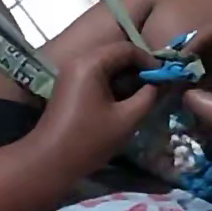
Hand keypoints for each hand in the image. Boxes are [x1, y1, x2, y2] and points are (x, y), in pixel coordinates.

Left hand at [33, 41, 160, 173]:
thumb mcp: (126, 119)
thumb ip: (148, 96)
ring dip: (126, 76)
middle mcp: (79, 61)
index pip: (127, 48)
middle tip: (155, 86)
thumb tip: (161, 83)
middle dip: (138, 68)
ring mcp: (71, 73)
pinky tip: (124, 101)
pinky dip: (113, 83)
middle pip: (116, 54)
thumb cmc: (89, 140)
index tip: (163, 77)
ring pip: (107, 65)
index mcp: (91, 63)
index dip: (149, 61)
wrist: (48, 162)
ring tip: (142, 95)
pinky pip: (97, 75)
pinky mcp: (69, 85)